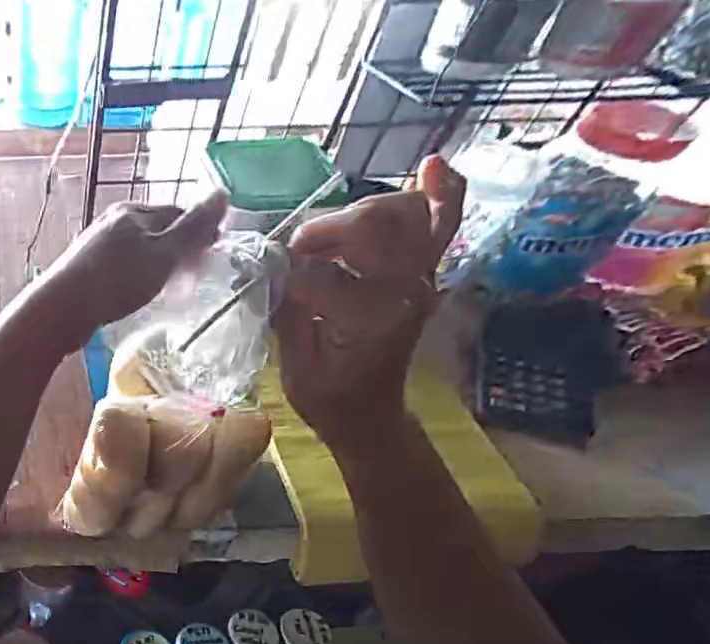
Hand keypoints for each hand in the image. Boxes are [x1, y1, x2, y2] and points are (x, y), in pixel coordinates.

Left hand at [36, 191, 228, 344]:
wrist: (59, 311)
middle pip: (156, 233)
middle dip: (177, 252)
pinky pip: (117, 271)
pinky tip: (132, 298)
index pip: (178, 213)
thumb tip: (223, 193)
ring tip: (164, 292)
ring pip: (136, 253)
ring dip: (155, 269)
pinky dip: (132, 281)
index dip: (199, 233)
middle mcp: (111, 223)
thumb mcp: (163, 254)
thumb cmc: (115, 281)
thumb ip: (193, 228)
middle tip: (190, 280)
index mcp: (133, 211)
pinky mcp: (81, 273)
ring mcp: (93, 248)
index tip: (211, 257)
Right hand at [273, 157, 464, 453]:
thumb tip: (272, 270)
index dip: (283, 271)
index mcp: (368, 317)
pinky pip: (444, 222)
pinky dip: (443, 191)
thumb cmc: (325, 397)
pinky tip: (432, 166)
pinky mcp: (425, 273)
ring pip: (404, 211)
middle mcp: (405, 288)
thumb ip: (288, 311)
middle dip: (321, 231)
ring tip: (330, 237)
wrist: (367, 411)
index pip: (319, 271)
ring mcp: (422, 277)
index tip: (264, 282)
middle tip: (294, 256)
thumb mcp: (294, 364)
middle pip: (370, 224)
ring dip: (361, 212)